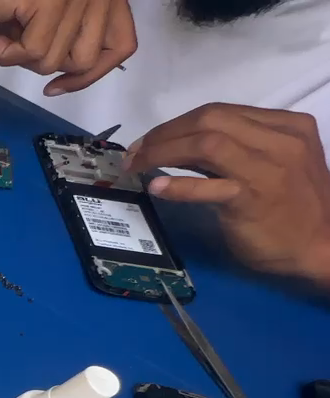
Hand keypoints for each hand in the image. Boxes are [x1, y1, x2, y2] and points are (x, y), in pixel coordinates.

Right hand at [0, 0, 135, 94]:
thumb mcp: (38, 30)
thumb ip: (66, 41)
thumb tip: (74, 74)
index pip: (121, 46)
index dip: (90, 76)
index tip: (55, 87)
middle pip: (85, 60)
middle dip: (45, 66)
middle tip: (21, 52)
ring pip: (54, 60)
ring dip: (19, 59)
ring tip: (6, 37)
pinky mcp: (51, 2)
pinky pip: (32, 52)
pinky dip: (5, 55)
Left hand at [126, 104, 329, 287]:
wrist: (315, 239)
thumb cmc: (284, 202)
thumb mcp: (263, 164)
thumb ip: (228, 151)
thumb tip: (176, 148)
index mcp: (286, 125)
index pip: (219, 112)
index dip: (172, 125)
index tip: (144, 143)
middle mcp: (281, 140)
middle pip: (209, 121)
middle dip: (161, 135)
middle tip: (132, 155)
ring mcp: (268, 169)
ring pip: (207, 145)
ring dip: (160, 154)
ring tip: (133, 168)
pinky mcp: (252, 199)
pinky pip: (209, 186)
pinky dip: (178, 185)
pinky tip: (154, 187)